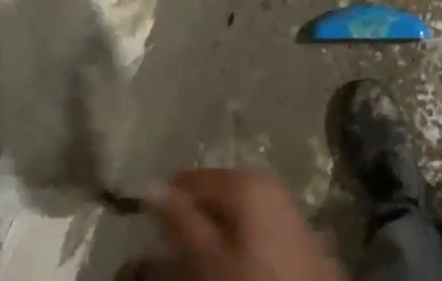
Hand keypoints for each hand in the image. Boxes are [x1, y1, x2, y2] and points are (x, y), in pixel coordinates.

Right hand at [135, 168, 346, 280]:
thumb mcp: (209, 258)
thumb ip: (180, 219)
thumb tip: (150, 186)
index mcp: (246, 181)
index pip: (190, 178)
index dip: (165, 200)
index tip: (146, 227)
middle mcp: (268, 183)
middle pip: (214, 193)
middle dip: (189, 217)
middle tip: (168, 249)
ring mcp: (285, 206)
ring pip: (234, 211)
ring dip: (211, 232)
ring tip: (193, 261)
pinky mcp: (295, 232)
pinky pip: (253, 225)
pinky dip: (234, 240)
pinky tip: (227, 264)